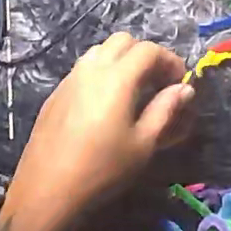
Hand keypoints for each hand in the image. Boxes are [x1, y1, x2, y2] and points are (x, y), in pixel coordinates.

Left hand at [0, 33, 195, 230]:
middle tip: (158, 83)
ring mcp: (70, 78)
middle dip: (145, 55)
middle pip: (123, 41)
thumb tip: (184, 88)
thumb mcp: (142, 144)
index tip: (180, 82)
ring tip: (134, 90)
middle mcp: (92, 68)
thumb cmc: (102, 169)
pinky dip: (102, 71)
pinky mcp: (56, 93)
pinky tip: (106, 103)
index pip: (148, 50)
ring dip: (122, 60)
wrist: (46, 190)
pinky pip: (84, 68)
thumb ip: (165, 110)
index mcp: (117, 77)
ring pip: (100, 51)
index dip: (169, 60)